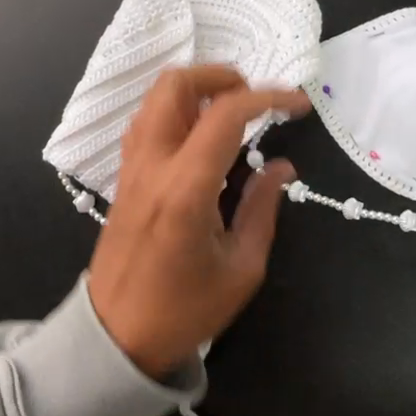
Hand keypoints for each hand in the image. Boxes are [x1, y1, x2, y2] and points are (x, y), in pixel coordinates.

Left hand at [88, 65, 310, 378]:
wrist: (116, 339)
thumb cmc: (185, 311)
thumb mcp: (241, 267)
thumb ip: (262, 208)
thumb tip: (281, 167)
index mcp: (185, 188)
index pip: (227, 113)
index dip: (269, 97)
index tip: (298, 106)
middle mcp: (152, 165)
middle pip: (175, 84)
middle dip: (222, 76)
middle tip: (255, 100)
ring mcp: (131, 169)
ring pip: (155, 98)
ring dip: (196, 90)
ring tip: (232, 114)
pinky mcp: (123, 179)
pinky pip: (147, 123)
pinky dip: (176, 111)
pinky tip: (201, 138)